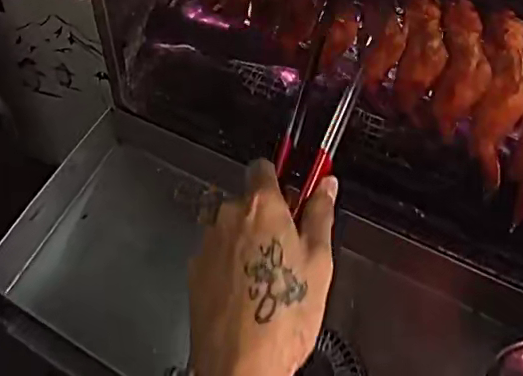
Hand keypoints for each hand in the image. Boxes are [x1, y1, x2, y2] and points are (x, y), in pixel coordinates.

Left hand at [188, 160, 336, 375]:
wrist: (241, 368)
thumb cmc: (284, 316)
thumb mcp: (318, 262)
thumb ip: (320, 214)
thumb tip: (327, 183)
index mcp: (262, 205)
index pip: (264, 166)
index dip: (279, 180)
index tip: (292, 197)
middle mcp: (229, 214)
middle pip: (248, 200)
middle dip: (265, 217)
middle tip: (286, 249)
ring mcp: (208, 242)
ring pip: (231, 228)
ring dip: (245, 241)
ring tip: (266, 279)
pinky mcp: (195, 270)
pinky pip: (216, 254)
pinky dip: (228, 265)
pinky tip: (244, 293)